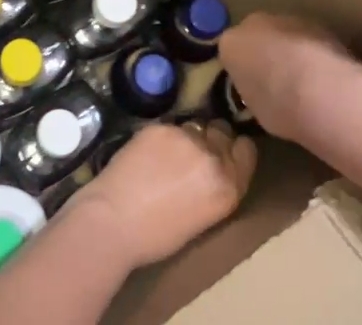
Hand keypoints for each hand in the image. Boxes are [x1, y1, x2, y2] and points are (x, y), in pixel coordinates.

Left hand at [64, 122, 255, 268]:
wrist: (115, 220)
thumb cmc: (158, 235)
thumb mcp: (204, 217)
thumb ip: (215, 187)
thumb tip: (211, 168)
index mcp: (229, 187)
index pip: (247, 151)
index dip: (235, 150)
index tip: (226, 152)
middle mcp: (213, 158)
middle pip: (222, 132)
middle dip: (212, 140)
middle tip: (194, 153)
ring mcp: (186, 138)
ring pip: (195, 126)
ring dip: (188, 137)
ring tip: (168, 154)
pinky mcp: (160, 127)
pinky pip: (170, 126)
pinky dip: (163, 136)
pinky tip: (149, 152)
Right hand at [219, 12, 361, 141]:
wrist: (322, 93)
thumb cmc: (279, 107)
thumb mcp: (254, 107)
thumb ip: (253, 90)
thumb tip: (263, 91)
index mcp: (230, 44)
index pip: (231, 52)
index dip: (243, 69)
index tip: (254, 85)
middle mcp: (253, 23)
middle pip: (256, 35)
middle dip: (265, 51)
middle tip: (279, 79)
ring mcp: (287, 19)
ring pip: (284, 34)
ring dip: (291, 49)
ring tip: (307, 79)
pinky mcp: (318, 24)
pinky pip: (308, 38)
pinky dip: (313, 51)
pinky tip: (325, 74)